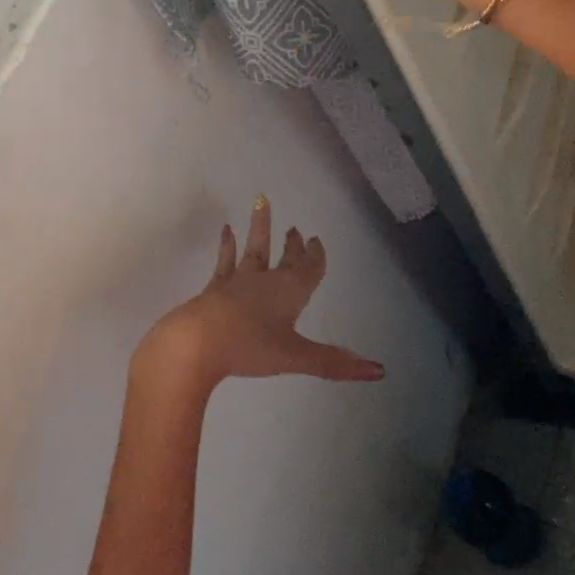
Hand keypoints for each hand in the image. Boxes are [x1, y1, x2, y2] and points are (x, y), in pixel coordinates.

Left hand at [138, 195, 385, 390]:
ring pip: (253, 248)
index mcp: (289, 292)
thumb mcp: (295, 357)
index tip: (315, 240)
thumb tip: (379, 371)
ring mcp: (236, 281)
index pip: (308, 269)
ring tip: (260, 202)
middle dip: (292, 245)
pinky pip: (224, 260)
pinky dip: (227, 245)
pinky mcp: (213, 288)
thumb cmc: (249, 348)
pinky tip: (225, 231)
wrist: (195, 342)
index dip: (314, 256)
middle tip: (295, 228)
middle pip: (283, 258)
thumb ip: (334, 363)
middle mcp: (265, 280)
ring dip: (259, 227)